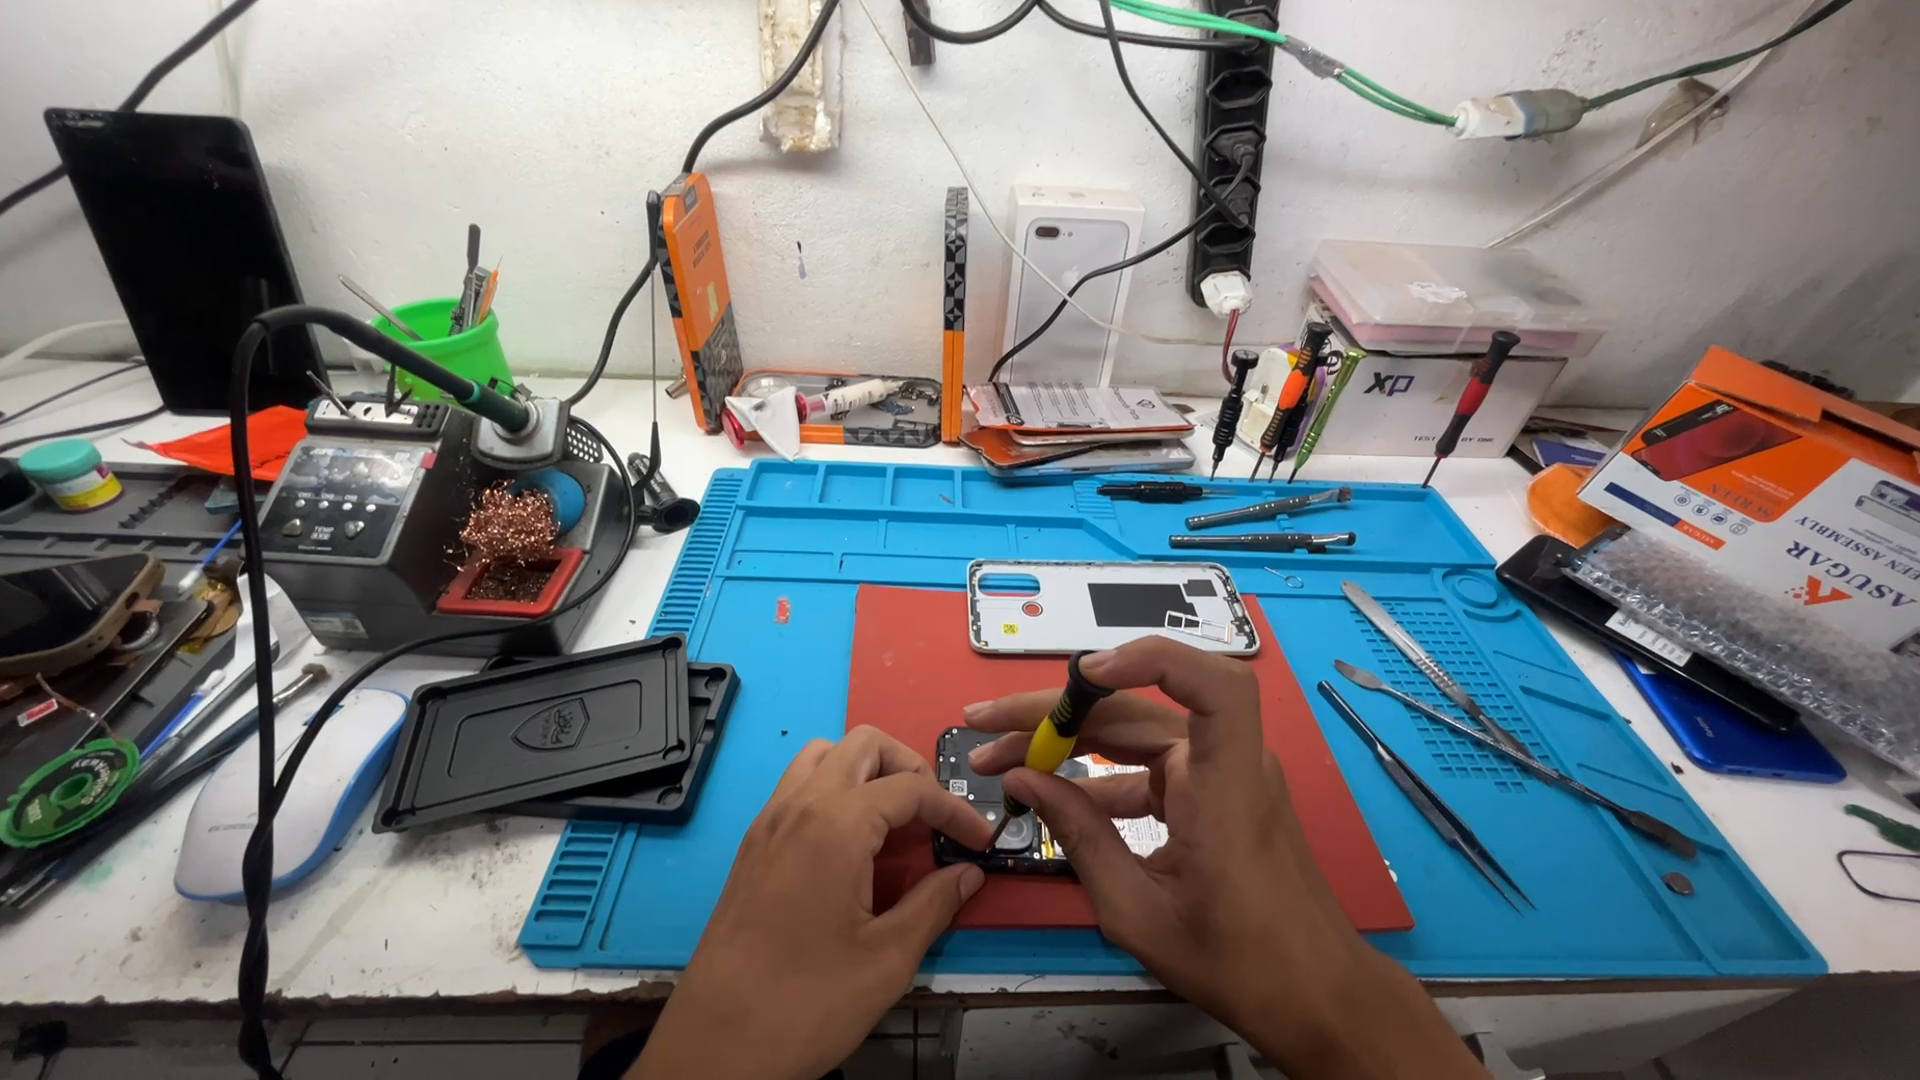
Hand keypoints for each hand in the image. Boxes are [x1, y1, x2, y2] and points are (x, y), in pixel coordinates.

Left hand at [632, 727, 992, 1079]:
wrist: (714, 1047)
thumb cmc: (806, 1002)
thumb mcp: (886, 960)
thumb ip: (933, 904)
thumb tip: (968, 873)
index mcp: (836, 823)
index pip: (910, 788)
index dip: (954, 810)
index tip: (981, 841)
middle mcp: (799, 804)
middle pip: (865, 745)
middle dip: (910, 768)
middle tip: (933, 817)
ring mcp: (769, 820)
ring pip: (824, 754)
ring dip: (866, 770)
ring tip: (893, 820)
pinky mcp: (752, 843)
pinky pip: (798, 785)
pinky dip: (834, 790)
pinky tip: (851, 844)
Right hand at [966, 638, 1481, 1078]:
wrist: (1312, 995)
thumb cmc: (1237, 962)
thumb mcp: (1138, 911)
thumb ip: (1078, 836)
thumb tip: (1022, 777)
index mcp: (1225, 785)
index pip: (1212, 687)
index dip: (1152, 660)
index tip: (1086, 673)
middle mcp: (1223, 760)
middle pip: (1132, 707)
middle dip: (1052, 713)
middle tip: (983, 725)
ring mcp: (1215, 771)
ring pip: (1128, 732)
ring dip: (1062, 740)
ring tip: (995, 755)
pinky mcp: (1205, 789)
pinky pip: (1142, 766)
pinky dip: (1094, 774)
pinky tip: (1046, 791)